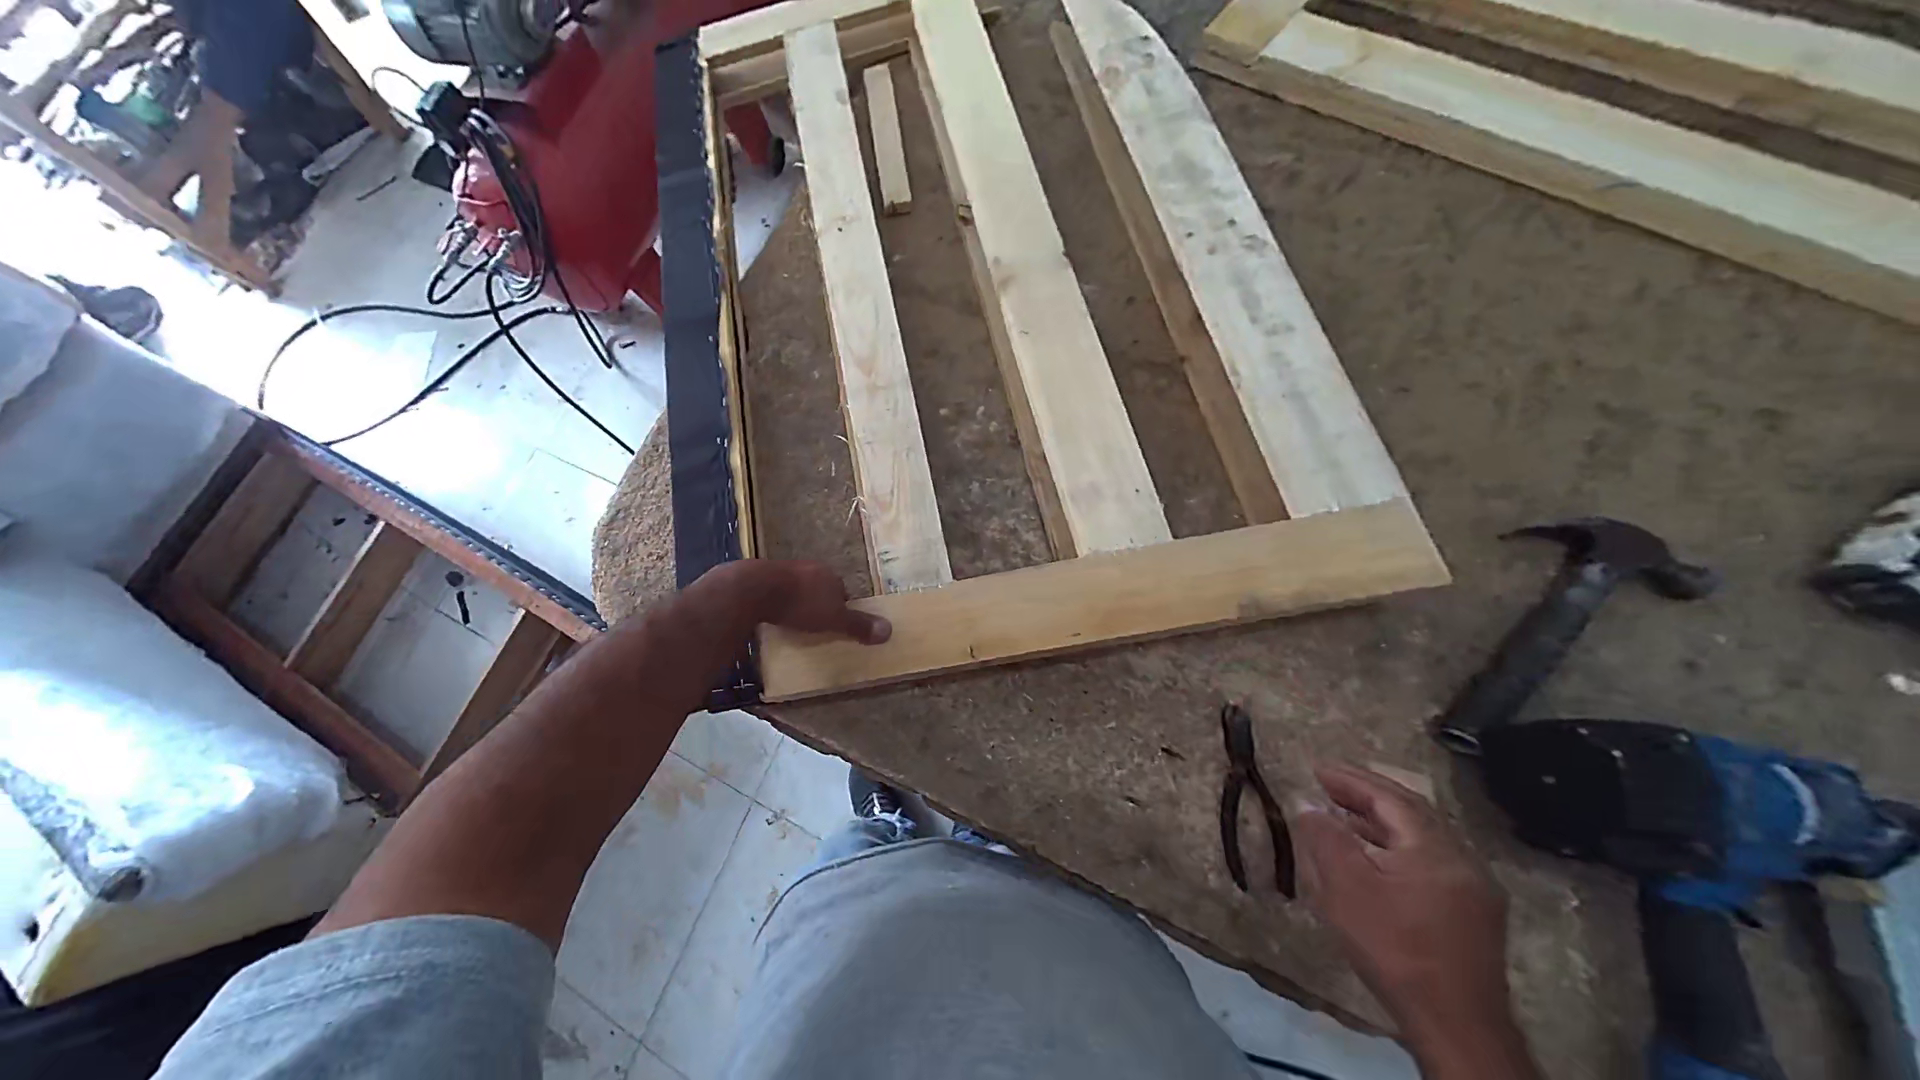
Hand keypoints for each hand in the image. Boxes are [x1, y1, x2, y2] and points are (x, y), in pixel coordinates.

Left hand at [701, 560, 891, 644]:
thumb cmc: (800, 603)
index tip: (836, 624)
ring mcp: (782, 571)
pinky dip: (775, 603)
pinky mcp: (759, 578)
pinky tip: (772, 616)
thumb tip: (889, 630)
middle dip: (818, 603)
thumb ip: (858, 625)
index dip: (841, 607)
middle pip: (819, 588)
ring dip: (795, 602)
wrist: (753, 589)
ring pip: (796, 588)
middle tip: (815, 625)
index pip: (842, 590)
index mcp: (828, 575)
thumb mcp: (834, 619)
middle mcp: (808, 568)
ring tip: (793, 622)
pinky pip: (774, 592)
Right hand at [1291, 764, 1537, 1079]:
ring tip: (1345, 817)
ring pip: (1423, 838)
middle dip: (1368, 795)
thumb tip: (1309, 805)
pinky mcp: (1475, 915)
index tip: (1317, 769)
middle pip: (1412, 812)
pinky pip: (1431, 861)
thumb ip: (1325, 839)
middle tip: (1330, 785)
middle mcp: (1462, 859)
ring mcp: (1474, 889)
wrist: (1455, 1025)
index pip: (1389, 798)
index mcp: (1435, 847)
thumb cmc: (1394, 948)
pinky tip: (1376, 858)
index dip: (1351, 780)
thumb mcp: (1346, 888)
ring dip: (1382, 822)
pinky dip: (1398, 847)